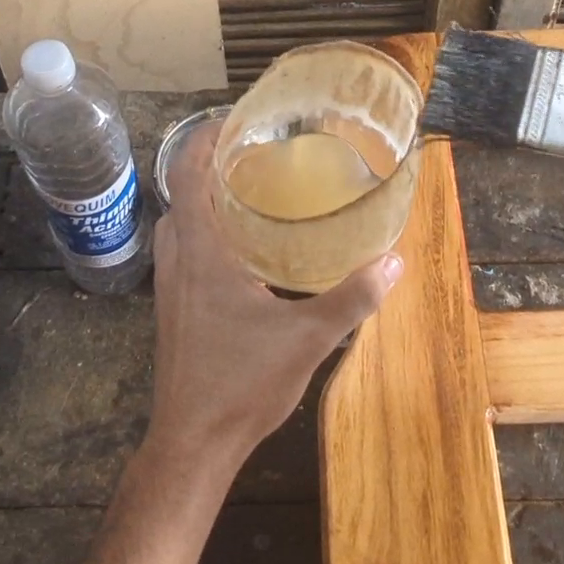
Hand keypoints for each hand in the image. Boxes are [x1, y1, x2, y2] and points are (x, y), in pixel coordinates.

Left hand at [150, 122, 402, 459]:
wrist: (192, 443)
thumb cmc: (241, 384)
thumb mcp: (307, 338)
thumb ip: (351, 297)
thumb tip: (393, 260)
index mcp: (201, 251)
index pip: (187, 172)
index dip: (204, 138)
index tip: (235, 120)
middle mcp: (177, 260)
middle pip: (181, 193)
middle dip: (210, 166)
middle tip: (255, 156)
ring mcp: (169, 287)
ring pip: (179, 224)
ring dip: (204, 201)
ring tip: (250, 194)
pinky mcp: (172, 310)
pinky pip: (183, 252)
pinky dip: (204, 233)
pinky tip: (242, 252)